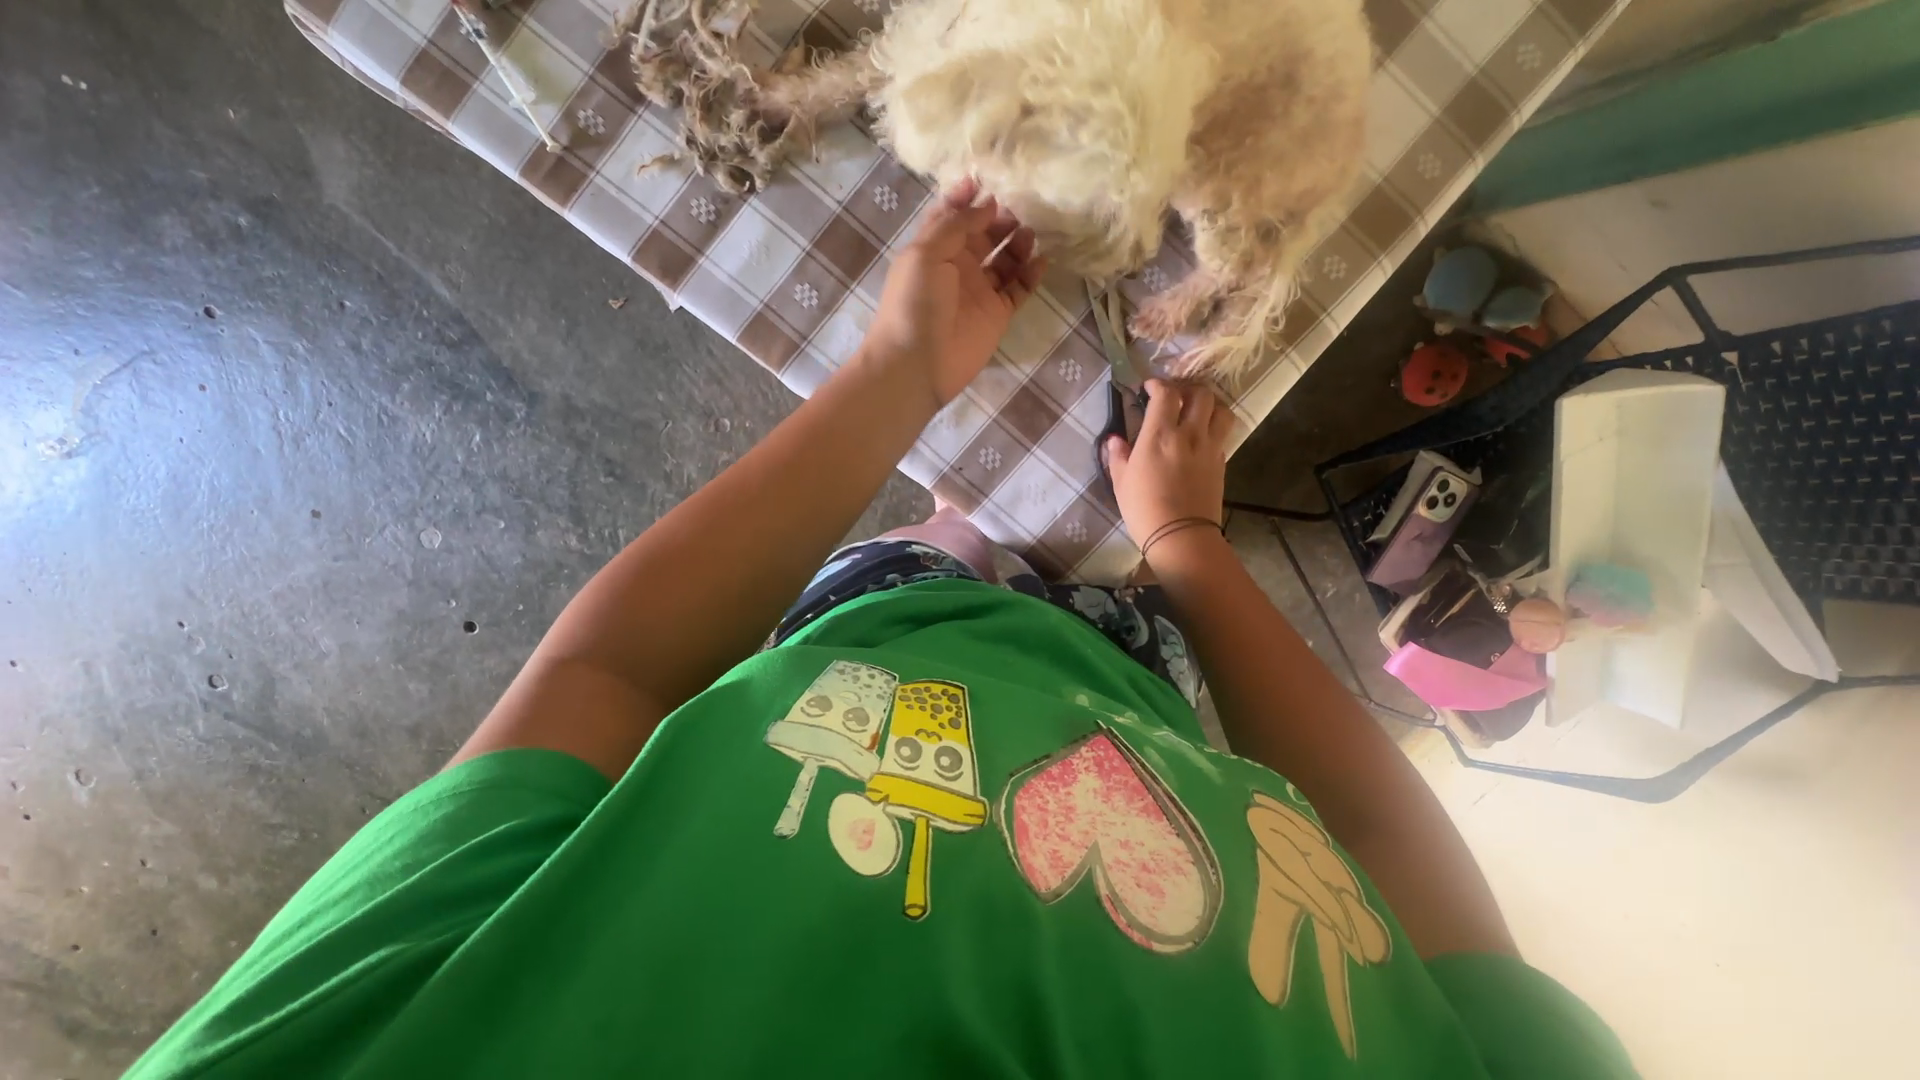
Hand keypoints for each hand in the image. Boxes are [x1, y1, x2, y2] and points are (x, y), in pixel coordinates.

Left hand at [859, 178, 1045, 407]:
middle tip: (1019, 208)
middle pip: (984, 235)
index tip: (988, 181)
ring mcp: (979, 291)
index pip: (953, 216)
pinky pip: (1019, 289)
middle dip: (1000, 219)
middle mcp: (957, 267)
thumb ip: (955, 224)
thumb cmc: (914, 303)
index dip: (968, 199)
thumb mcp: (925, 252)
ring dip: (1018, 243)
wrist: (917, 363)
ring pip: (1005, 260)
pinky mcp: (997, 314)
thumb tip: (986, 203)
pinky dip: (1031, 274)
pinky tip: (1041, 260)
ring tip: (1030, 232)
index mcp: (933, 248)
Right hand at [1105, 379, 1233, 556]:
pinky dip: (1212, 427)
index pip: (1166, 393)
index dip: (1157, 384)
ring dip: (1209, 403)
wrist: (1182, 537)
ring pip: (1220, 409)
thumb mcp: (1121, 483)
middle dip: (1187, 388)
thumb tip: (1115, 440)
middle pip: (1200, 393)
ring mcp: (1209, 447)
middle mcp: (1189, 434)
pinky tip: (1200, 437)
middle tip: (1175, 395)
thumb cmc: (1144, 510)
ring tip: (1196, 410)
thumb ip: (1118, 456)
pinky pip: (1222, 433)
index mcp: (1160, 435)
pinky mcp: (1221, 461)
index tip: (1148, 387)